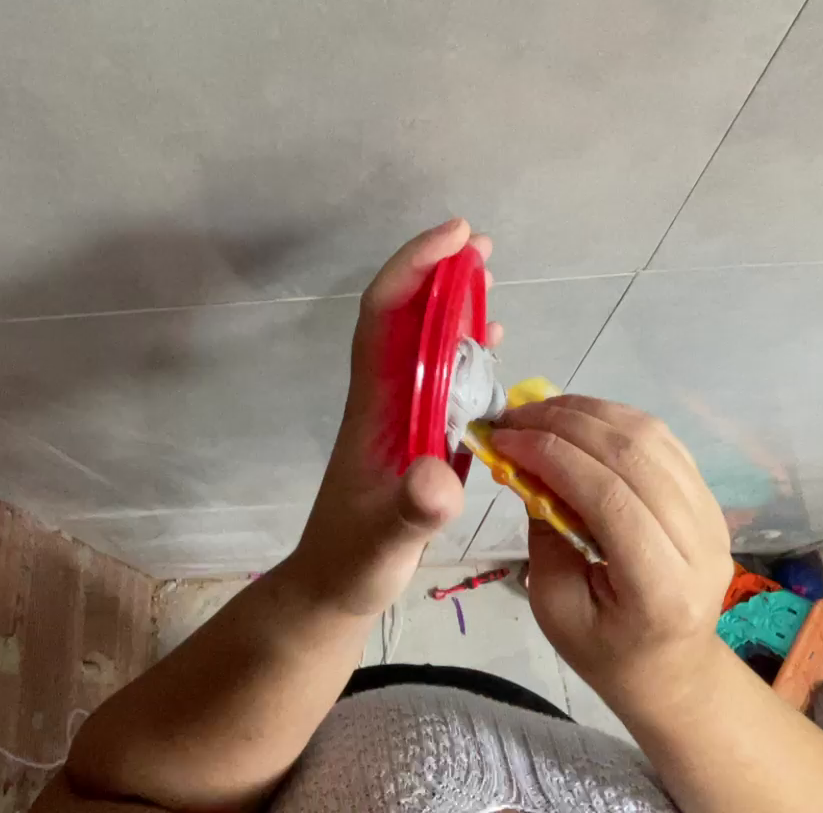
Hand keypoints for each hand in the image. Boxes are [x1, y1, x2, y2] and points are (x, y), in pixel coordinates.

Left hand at [283, 219, 502, 616]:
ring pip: (421, 341)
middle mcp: (385, 395)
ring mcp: (400, 412)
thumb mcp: (381, 542)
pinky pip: (439, 375)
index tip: (454, 237)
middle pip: (404, 316)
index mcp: (374, 403)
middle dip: (437, 272)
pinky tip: (488, 343)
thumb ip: (410, 512)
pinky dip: (462, 348)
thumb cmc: (351, 562)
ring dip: (450, 304)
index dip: (413, 267)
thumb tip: (440, 475)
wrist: (334, 585)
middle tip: (479, 245)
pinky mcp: (414, 433)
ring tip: (488, 277)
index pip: (384, 316)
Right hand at [489, 397, 734, 714]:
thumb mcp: (554, 606)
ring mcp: (711, 515)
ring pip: (648, 437)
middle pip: (632, 456)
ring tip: (537, 412)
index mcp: (661, 589)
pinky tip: (574, 419)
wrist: (672, 668)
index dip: (552, 456)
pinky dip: (611, 417)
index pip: (609, 498)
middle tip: (511, 417)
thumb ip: (543, 533)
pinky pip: (659, 438)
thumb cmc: (604, 647)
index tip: (503, 439)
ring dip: (585, 412)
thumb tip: (524, 465)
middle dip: (562, 424)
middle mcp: (700, 544)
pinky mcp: (707, 497)